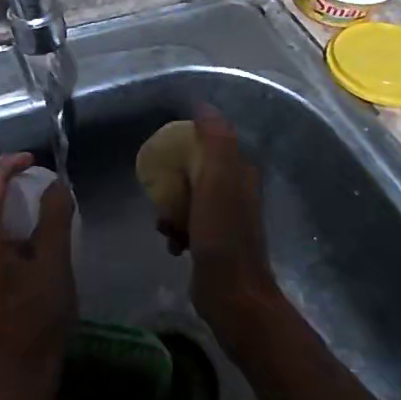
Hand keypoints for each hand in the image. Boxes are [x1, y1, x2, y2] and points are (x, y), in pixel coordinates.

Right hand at [175, 110, 281, 336]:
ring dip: (171, 209)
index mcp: (241, 174)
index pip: (211, 145)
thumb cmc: (222, 234)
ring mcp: (226, 220)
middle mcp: (237, 193)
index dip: (186, 145)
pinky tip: (170, 244)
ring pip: (188, 199)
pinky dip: (175, 231)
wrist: (230, 293)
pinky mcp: (214, 243)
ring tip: (164, 224)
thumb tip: (203, 106)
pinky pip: (187, 225)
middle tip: (159, 192)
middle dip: (174, 181)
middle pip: (196, 172)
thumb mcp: (217, 180)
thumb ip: (214, 142)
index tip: (163, 153)